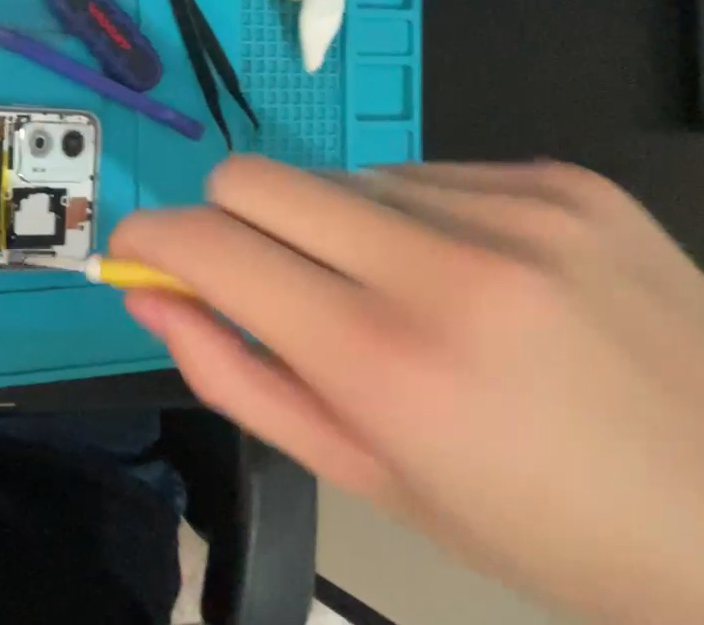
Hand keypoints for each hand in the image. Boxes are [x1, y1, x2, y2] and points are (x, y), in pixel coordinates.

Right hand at [117, 156, 703, 624]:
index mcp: (386, 356)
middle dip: (224, 221)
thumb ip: (231, 373)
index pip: (207, 242)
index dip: (148, 239)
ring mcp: (515, 208)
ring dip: (325, 227)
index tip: (139, 256)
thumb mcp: (362, 475)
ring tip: (395, 295)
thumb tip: (149, 293)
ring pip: (332, 176)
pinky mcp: (564, 181)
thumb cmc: (543, 528)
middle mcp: (444, 262)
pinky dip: (406, 219)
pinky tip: (470, 279)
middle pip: (249, 176)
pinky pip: (416, 175)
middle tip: (262, 280)